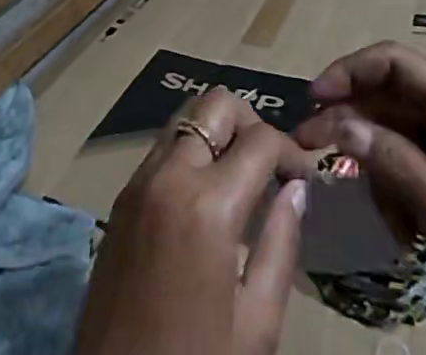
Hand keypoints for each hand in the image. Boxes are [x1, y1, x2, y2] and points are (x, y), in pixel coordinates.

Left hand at [77, 87, 318, 354]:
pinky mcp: (121, 197)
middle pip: (214, 104)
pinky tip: (207, 192)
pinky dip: (191, 150)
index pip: (260, 139)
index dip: (291, 151)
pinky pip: (162, 148)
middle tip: (270, 165)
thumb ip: (280, 243)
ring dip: (218, 132)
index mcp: (207, 205)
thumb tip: (297, 189)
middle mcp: (168, 176)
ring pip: (184, 118)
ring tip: (242, 175)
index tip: (304, 176)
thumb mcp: (256, 320)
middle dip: (250, 121)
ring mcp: (137, 182)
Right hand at [294, 43, 425, 354]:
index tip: (311, 104)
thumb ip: (400, 166)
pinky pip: (421, 170)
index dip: (348, 71)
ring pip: (401, 137)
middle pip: (392, 99)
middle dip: (353, 126)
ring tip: (388, 224)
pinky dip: (402, 194)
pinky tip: (408, 235)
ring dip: (381, 170)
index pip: (395, 61)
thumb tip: (339, 122)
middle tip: (314, 158)